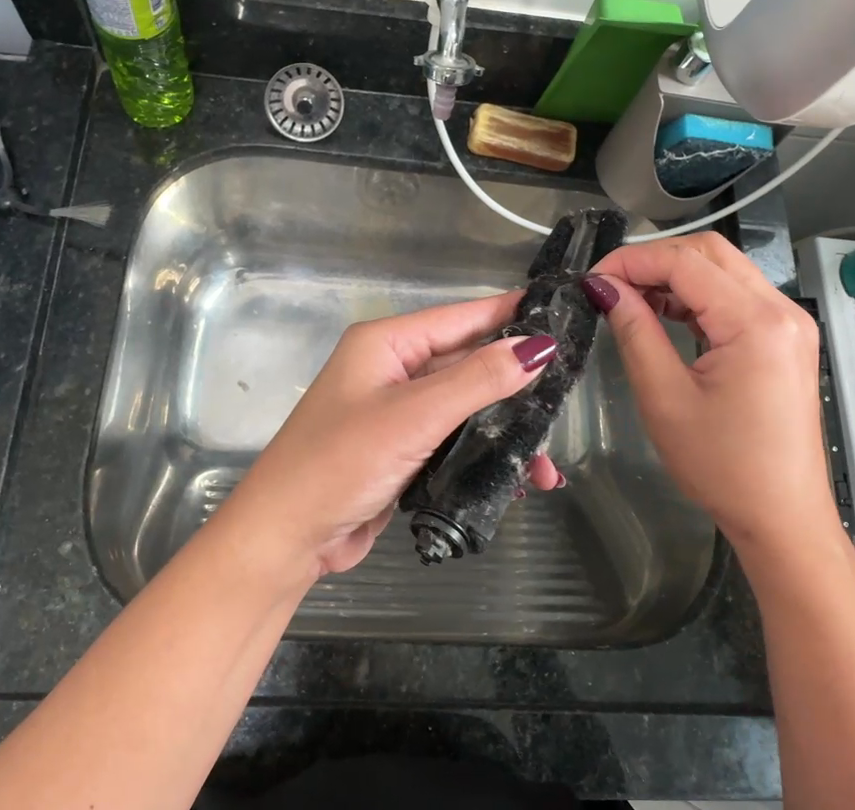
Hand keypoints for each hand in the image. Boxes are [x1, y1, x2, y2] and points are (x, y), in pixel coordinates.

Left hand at [219, 291, 564, 579]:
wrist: (286, 538)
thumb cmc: (340, 463)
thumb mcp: (414, 416)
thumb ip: (477, 380)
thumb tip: (540, 346)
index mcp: (386, 344)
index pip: (461, 318)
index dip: (511, 316)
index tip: (565, 317)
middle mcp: (392, 371)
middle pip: (467, 365)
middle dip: (516, 386)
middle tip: (568, 402)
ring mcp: (396, 414)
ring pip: (465, 410)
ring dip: (504, 432)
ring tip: (547, 465)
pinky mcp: (402, 453)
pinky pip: (454, 443)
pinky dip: (484, 459)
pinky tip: (517, 483)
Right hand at [585, 234, 829, 555]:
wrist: (781, 517)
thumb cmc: (721, 465)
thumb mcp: (665, 398)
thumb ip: (635, 331)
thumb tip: (604, 288)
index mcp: (756, 322)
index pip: (685, 262)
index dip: (632, 260)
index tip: (590, 280)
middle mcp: (781, 310)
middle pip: (710, 253)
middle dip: (653, 260)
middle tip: (609, 287)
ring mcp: (789, 323)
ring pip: (724, 270)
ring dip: (675, 277)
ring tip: (630, 302)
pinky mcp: (786, 339)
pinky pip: (736, 297)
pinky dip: (697, 297)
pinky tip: (665, 315)